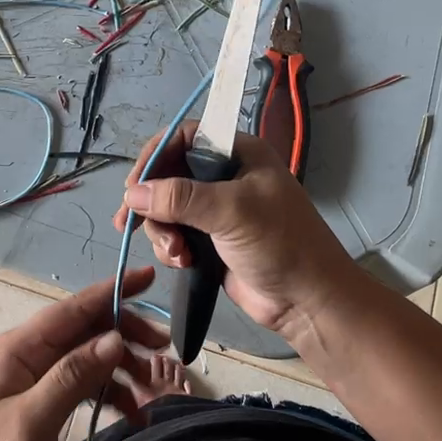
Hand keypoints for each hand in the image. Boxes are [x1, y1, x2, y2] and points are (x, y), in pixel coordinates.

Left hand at [0, 267, 170, 440]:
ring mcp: (34, 383)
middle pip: (85, 332)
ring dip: (122, 370)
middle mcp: (27, 356)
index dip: (113, 291)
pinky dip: (109, 396)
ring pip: (88, 360)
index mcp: (19, 348)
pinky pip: (83, 388)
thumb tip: (115, 335)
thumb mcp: (31, 422)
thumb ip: (72, 375)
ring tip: (153, 392)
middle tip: (164, 352)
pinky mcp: (41, 409)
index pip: (73, 308)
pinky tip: (131, 414)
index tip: (150, 276)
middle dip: (125, 336)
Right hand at [112, 124, 359, 335]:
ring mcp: (218, 210)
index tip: (134, 186)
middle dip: (154, 202)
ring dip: (162, 230)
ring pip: (168, 208)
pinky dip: (171, 247)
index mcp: (238, 153)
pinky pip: (176, 234)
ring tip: (177, 253)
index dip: (156, 157)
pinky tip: (182, 263)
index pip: (184, 138)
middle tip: (133, 224)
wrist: (309, 302)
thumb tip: (132, 194)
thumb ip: (181, 198)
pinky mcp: (211, 241)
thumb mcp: (231, 211)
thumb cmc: (280, 243)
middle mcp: (226, 176)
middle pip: (170, 175)